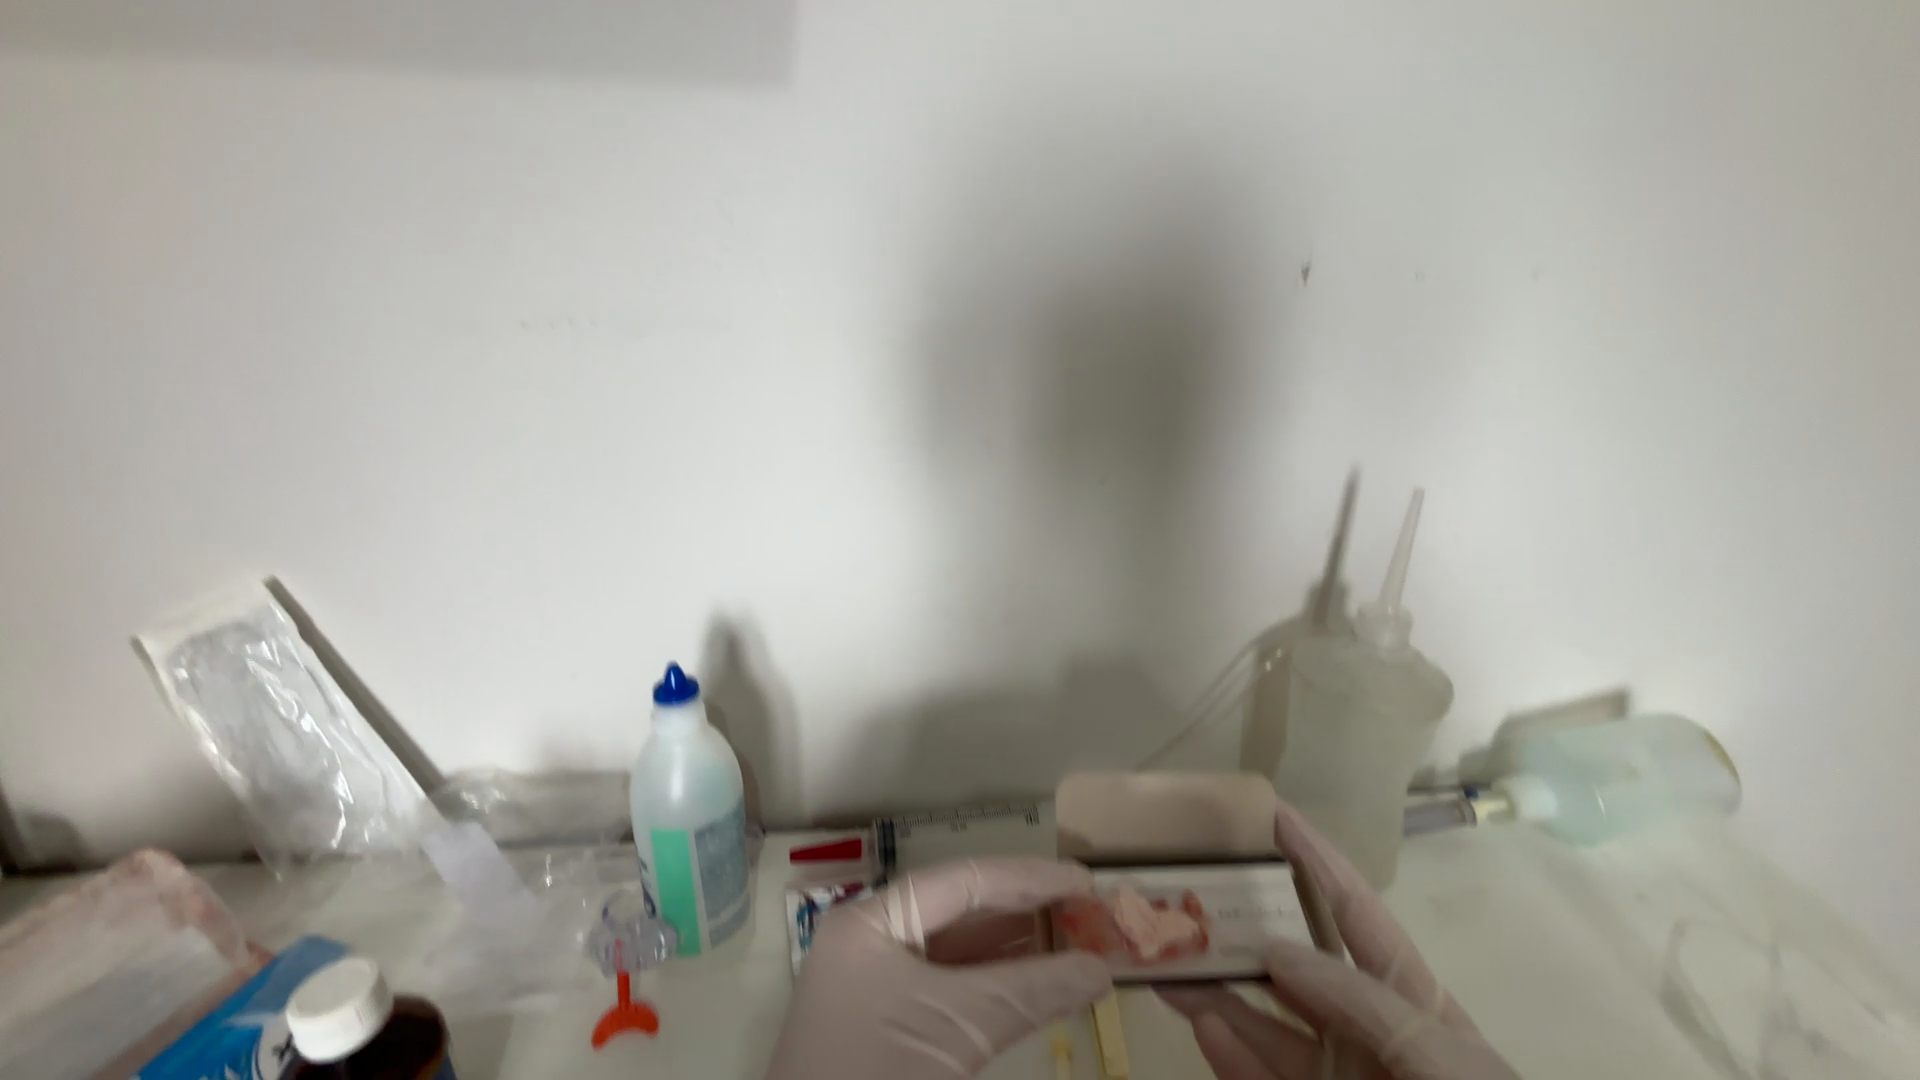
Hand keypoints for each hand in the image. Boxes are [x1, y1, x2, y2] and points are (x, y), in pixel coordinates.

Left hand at [765, 857, 1112, 1078]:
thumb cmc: (880, 1078)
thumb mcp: (957, 1028)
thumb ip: (1030, 992)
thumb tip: (1100, 970)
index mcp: (872, 921)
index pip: (961, 880)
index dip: (1028, 877)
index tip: (1084, 881)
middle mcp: (871, 939)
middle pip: (958, 907)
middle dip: (1023, 907)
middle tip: (1084, 907)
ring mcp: (876, 983)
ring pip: (955, 948)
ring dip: (1015, 944)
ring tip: (1072, 935)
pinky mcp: (889, 1024)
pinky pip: (949, 985)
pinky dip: (994, 981)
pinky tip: (1036, 978)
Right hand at [1157, 802, 1518, 1079]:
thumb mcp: (1446, 1059)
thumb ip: (1364, 1002)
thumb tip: (1277, 950)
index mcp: (1409, 999)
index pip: (1354, 913)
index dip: (1316, 861)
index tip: (1271, 815)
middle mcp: (1363, 1029)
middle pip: (1293, 962)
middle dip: (1243, 926)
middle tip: (1188, 893)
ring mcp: (1334, 1075)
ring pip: (1263, 1021)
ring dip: (1217, 990)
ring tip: (1168, 960)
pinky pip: (1261, 1077)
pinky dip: (1229, 1054)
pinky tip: (1202, 1022)